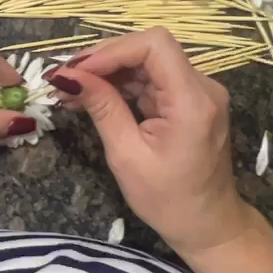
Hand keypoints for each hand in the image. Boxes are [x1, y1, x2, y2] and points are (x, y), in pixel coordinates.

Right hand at [49, 28, 252, 253]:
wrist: (207, 226)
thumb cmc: (167, 200)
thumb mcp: (127, 155)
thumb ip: (102, 108)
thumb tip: (67, 76)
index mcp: (192, 100)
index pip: (154, 46)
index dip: (112, 51)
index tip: (77, 70)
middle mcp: (202, 87)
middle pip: (150, 49)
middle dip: (105, 59)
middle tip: (65, 77)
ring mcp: (197, 92)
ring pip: (147, 62)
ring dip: (108, 71)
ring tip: (71, 88)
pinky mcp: (189, 101)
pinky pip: (152, 79)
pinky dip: (121, 84)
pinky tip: (92, 95)